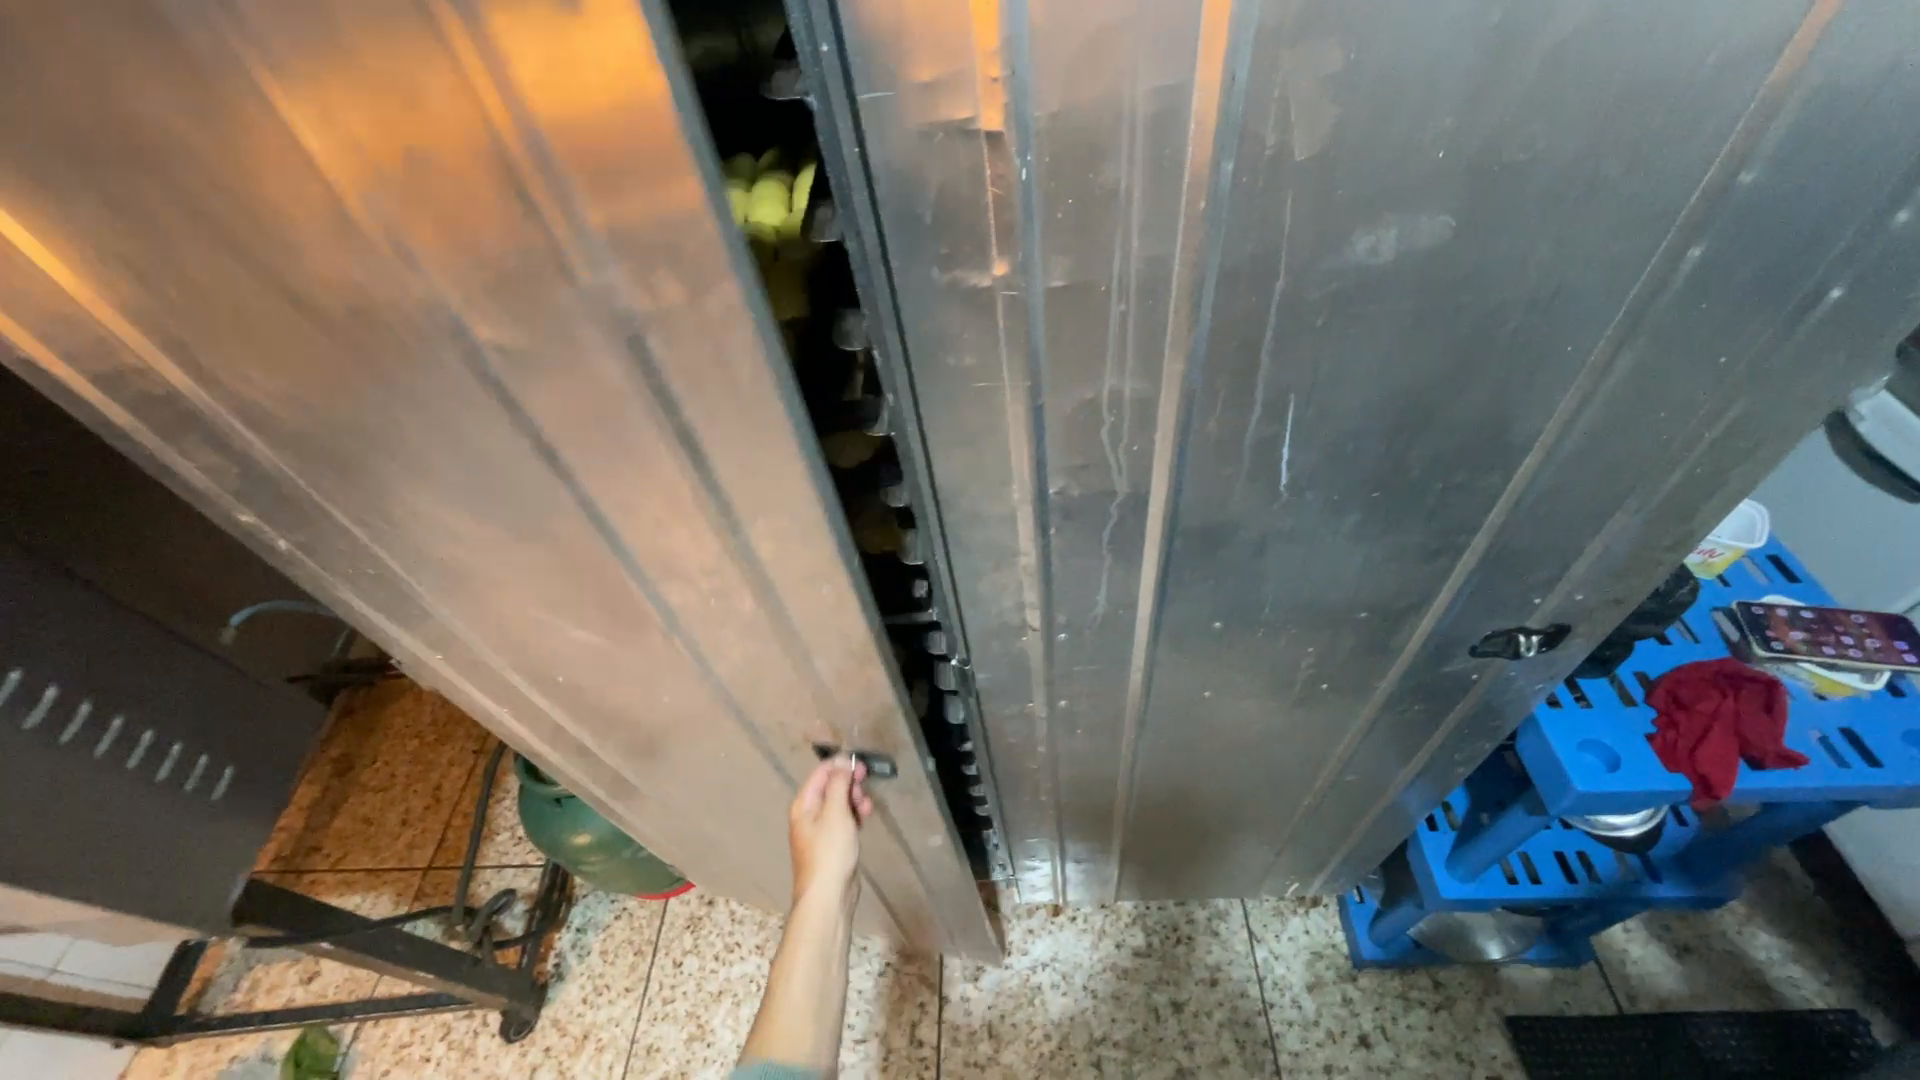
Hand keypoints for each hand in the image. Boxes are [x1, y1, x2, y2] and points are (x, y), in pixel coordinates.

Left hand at [788, 755, 872, 906]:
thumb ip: (839, 784)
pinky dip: (854, 815)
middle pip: (830, 786)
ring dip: (854, 800)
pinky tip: (864, 819)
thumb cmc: (830, 851)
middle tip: (864, 789)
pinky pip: (843, 819)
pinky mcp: (831, 842)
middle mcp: (808, 813)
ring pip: (839, 803)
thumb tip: (842, 762)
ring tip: (866, 809)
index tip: (862, 766)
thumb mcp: (836, 812)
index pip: (821, 772)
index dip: (841, 765)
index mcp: (804, 803)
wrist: (828, 896)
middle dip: (850, 784)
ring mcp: (820, 829)